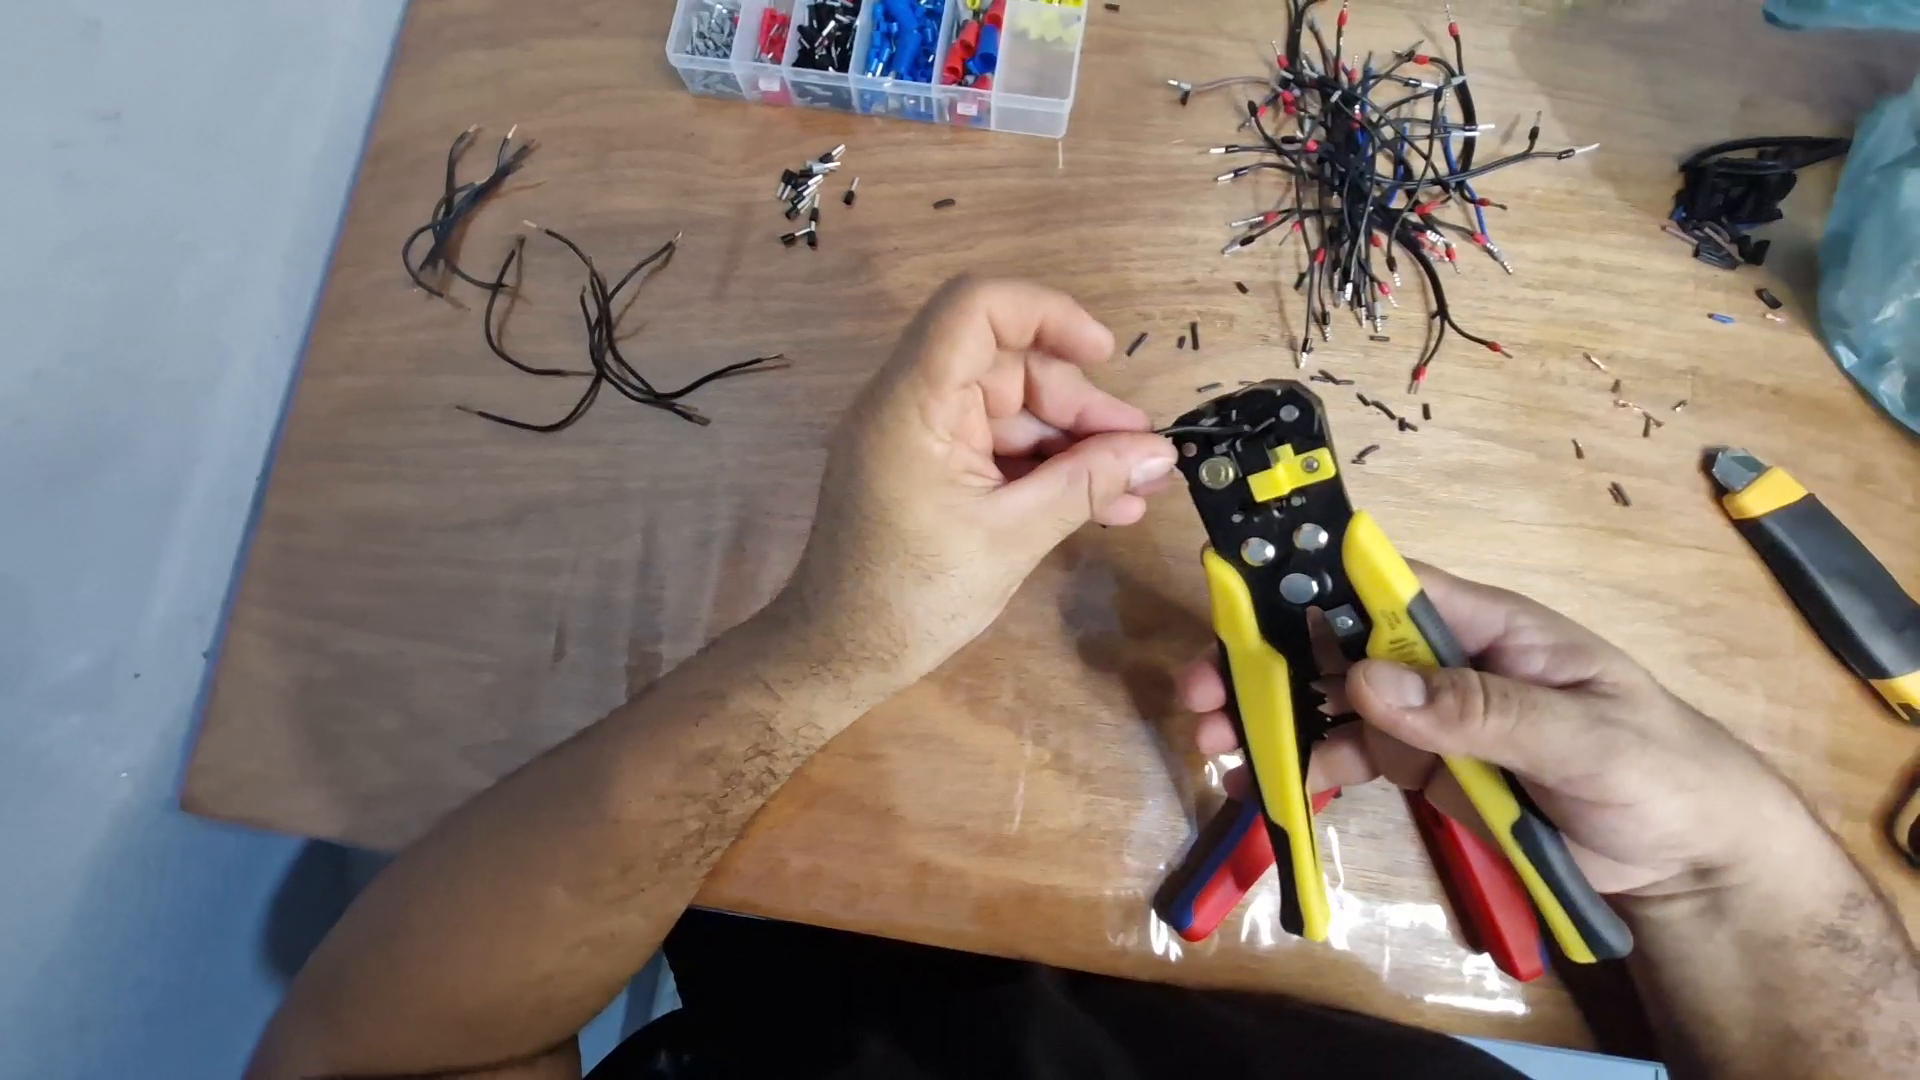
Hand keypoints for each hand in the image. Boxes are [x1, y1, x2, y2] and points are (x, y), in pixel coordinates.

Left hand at [775, 277, 1177, 689]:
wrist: (842, 653)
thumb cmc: (914, 599)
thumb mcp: (1012, 538)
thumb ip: (1086, 486)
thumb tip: (1159, 454)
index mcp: (913, 405)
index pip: (975, 309)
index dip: (1046, 313)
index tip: (1102, 354)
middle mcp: (912, 404)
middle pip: (1008, 366)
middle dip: (1080, 406)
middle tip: (1141, 454)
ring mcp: (922, 437)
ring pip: (1013, 413)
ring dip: (1075, 446)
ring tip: (1137, 487)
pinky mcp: (932, 469)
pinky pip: (998, 450)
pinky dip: (1047, 471)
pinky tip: (1103, 504)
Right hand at [1178, 564, 1810, 896]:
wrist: (1683, 865)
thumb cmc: (1660, 776)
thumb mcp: (1586, 738)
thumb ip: (1479, 708)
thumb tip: (1362, 681)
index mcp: (1476, 622)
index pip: (1380, 586)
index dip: (1308, 579)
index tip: (1236, 590)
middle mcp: (1430, 655)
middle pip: (1328, 640)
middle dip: (1259, 658)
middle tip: (1200, 686)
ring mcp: (1413, 708)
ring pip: (1320, 695)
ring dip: (1263, 712)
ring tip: (1212, 740)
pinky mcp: (1406, 758)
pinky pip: (1339, 752)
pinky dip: (1299, 765)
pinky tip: (1265, 785)